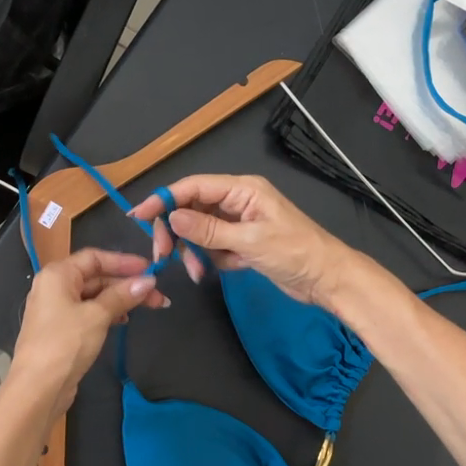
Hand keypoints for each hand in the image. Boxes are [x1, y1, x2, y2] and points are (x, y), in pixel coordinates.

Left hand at [9, 249, 169, 414]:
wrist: (38, 388)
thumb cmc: (66, 344)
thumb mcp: (97, 316)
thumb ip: (122, 295)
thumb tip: (148, 281)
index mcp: (57, 275)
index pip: (94, 257)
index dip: (123, 261)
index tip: (150, 270)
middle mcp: (54, 287)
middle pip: (95, 277)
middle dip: (126, 284)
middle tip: (157, 296)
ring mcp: (56, 310)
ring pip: (93, 296)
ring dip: (120, 299)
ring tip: (149, 308)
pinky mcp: (61, 330)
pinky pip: (88, 312)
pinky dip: (107, 313)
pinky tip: (124, 321)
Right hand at [129, 174, 357, 306]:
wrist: (327, 279)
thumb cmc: (295, 253)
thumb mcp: (249, 241)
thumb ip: (208, 229)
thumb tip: (172, 217)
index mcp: (242, 189)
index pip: (193, 187)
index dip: (163, 199)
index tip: (137, 216)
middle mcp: (237, 201)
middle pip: (191, 208)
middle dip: (175, 231)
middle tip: (162, 256)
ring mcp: (239, 222)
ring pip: (198, 230)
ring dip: (192, 250)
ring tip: (196, 272)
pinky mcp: (241, 242)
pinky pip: (212, 245)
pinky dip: (209, 258)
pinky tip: (220, 270)